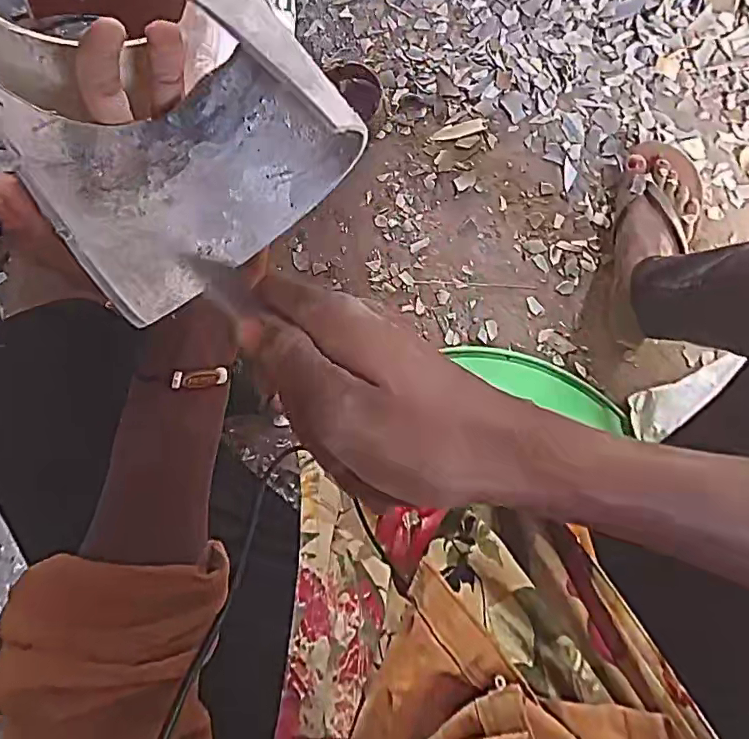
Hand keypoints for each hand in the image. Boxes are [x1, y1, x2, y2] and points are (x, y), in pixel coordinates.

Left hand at [0, 16, 255, 373]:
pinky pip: (231, 133)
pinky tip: (238, 86)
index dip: (99, 65)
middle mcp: (153, 147)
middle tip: (152, 31)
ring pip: (192, 103)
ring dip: (190, 74)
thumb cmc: (124, 279)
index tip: (101, 35)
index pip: (103, 99)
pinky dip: (234, 107)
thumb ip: (29, 222)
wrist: (182, 313)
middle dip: (154, 57)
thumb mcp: (68, 252)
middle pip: (153, 90)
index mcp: (113, 155)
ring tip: (190, 48)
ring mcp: (193, 156)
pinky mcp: (226, 172)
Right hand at [245, 274, 574, 510]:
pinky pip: (346, 394)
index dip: (246, 327)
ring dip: (322, 421)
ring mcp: (373, 342)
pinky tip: (373, 455)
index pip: (264, 292)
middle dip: (291, 392)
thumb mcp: (339, 409)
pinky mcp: (390, 368)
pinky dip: (350, 427)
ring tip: (354, 452)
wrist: (503, 454)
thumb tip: (245, 323)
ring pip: (314, 377)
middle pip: (287, 341)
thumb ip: (287, 361)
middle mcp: (353, 317)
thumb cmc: (421, 439)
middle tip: (319, 428)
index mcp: (334, 316)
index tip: (261, 379)